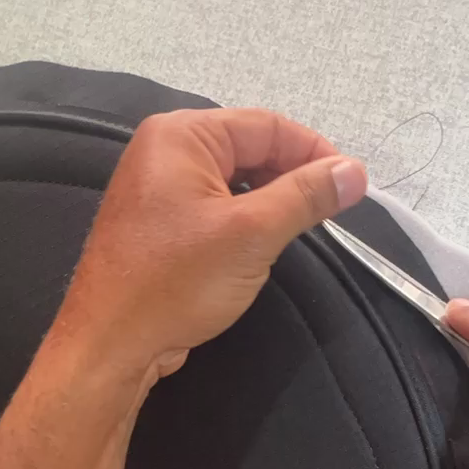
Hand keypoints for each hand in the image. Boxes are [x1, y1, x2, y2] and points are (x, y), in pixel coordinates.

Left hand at [55, 108, 367, 379]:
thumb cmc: (177, 281)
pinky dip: (247, 221)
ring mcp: (160, 191)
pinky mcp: (161, 228)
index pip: (266, 126)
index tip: (353, 184)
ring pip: (235, 183)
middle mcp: (166, 153)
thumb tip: (355, 172)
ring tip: (306, 228)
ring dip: (273, 202)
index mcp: (182, 136)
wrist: (114, 343)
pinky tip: (265, 245)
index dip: (316, 151)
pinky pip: (216, 210)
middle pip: (249, 150)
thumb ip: (306, 197)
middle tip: (333, 210)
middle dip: (295, 177)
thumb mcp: (252, 233)